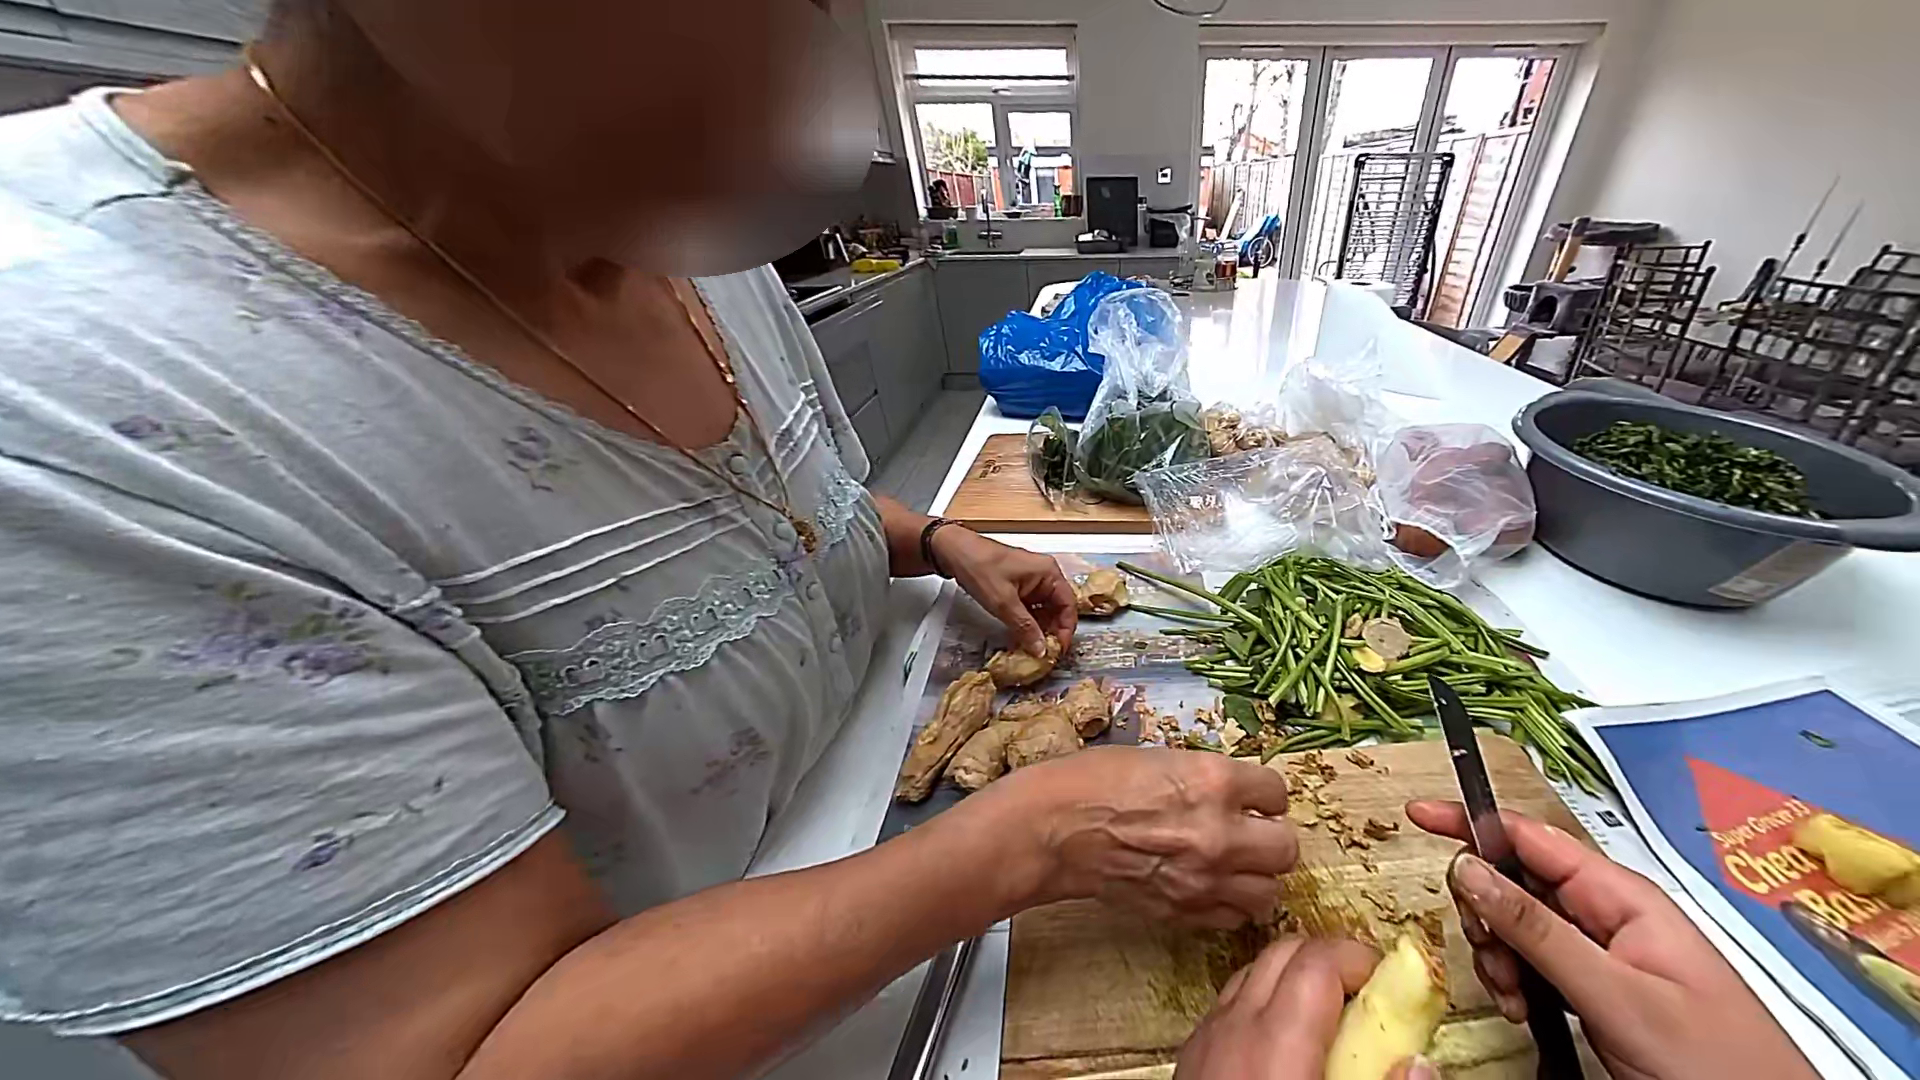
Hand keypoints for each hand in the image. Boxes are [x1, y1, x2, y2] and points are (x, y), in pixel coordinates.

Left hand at [933, 527, 1076, 655]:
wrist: (954, 551)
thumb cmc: (980, 567)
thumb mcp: (1003, 602)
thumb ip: (1025, 627)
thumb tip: (1041, 649)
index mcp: (1048, 573)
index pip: (1068, 606)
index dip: (1065, 630)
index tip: (1057, 651)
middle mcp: (1044, 576)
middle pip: (1058, 609)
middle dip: (1052, 632)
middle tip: (1043, 654)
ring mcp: (1031, 581)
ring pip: (1043, 611)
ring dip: (1039, 630)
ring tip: (1032, 649)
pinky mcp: (1018, 587)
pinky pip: (1030, 608)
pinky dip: (1027, 623)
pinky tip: (1021, 637)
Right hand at [976, 746, 1298, 927]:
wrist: (1053, 827)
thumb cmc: (1093, 778)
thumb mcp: (1155, 756)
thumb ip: (1201, 776)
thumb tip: (1228, 792)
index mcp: (1212, 780)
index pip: (1276, 791)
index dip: (1263, 792)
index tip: (1251, 795)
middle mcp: (1220, 832)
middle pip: (1286, 848)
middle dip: (1270, 836)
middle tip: (1247, 829)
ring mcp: (1205, 878)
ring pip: (1270, 890)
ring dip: (1256, 875)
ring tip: (1231, 861)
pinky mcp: (1186, 910)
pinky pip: (1235, 916)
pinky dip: (1230, 902)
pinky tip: (1207, 883)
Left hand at [1178, 937, 1434, 1079]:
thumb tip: (1421, 1063)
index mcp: (1274, 1043)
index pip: (1314, 963)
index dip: (1357, 960)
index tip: (1395, 983)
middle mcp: (1233, 1024)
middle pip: (1281, 954)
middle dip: (1329, 961)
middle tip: (1375, 998)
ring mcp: (1206, 1035)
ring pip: (1253, 973)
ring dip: (1294, 978)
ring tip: (1338, 1019)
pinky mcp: (1192, 1054)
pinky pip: (1230, 1003)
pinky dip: (1263, 1000)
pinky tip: (1287, 1041)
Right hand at [1405, 800, 1816, 1079]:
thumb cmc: (1712, 1065)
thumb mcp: (1616, 995)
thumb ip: (1534, 927)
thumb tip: (1463, 865)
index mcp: (1618, 896)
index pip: (1525, 835)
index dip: (1466, 820)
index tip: (1416, 815)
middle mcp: (1603, 910)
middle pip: (1508, 878)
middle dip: (1482, 911)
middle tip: (1486, 950)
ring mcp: (1598, 945)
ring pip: (1511, 919)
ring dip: (1495, 951)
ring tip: (1510, 993)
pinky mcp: (1591, 978)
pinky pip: (1527, 954)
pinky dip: (1510, 975)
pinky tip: (1520, 1005)